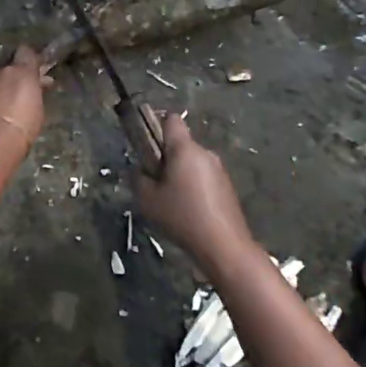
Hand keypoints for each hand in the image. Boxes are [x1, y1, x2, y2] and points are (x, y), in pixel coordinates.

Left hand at [0, 45, 47, 146]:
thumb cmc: (22, 127)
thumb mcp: (37, 109)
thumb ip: (34, 92)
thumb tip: (37, 83)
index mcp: (21, 72)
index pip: (25, 53)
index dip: (28, 59)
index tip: (33, 68)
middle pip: (7, 71)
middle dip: (13, 81)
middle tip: (18, 96)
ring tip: (0, 111)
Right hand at [136, 113, 255, 267]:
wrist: (225, 247)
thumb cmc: (182, 217)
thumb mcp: (147, 199)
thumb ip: (139, 178)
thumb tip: (141, 170)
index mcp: (184, 149)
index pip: (171, 119)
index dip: (156, 126)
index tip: (147, 146)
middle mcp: (204, 153)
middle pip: (181, 144)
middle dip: (166, 157)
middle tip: (156, 182)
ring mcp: (219, 170)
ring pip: (192, 162)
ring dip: (181, 173)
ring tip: (172, 200)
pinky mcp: (227, 187)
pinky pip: (204, 176)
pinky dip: (194, 186)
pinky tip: (189, 210)